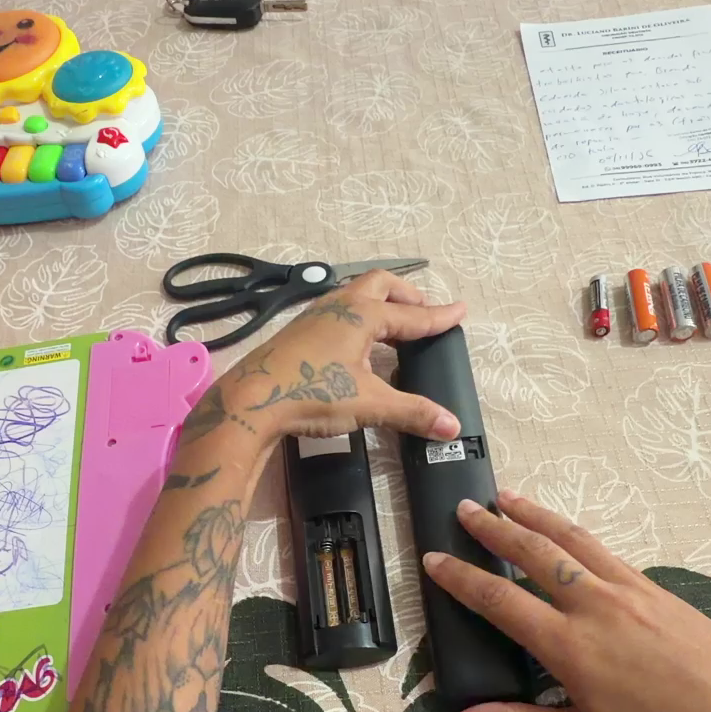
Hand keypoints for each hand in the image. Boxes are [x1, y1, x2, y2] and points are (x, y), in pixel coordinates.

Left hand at [218, 270, 465, 441]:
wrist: (251, 400)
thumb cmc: (311, 392)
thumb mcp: (369, 404)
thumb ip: (412, 412)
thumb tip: (451, 426)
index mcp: (362, 314)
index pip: (411, 315)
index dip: (438, 317)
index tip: (459, 311)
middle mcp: (339, 306)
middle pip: (381, 285)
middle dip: (406, 297)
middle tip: (423, 313)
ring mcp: (314, 316)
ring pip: (355, 297)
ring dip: (379, 304)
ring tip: (393, 327)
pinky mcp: (297, 333)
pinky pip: (337, 313)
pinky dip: (357, 318)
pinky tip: (355, 344)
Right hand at [420, 490, 710, 711]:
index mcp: (571, 647)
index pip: (499, 600)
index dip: (461, 578)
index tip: (433, 559)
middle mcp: (596, 606)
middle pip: (533, 553)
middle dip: (493, 528)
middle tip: (463, 509)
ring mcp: (631, 591)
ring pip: (571, 540)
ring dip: (534, 516)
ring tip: (506, 497)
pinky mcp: (659, 590)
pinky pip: (603, 550)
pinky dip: (572, 533)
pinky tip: (567, 534)